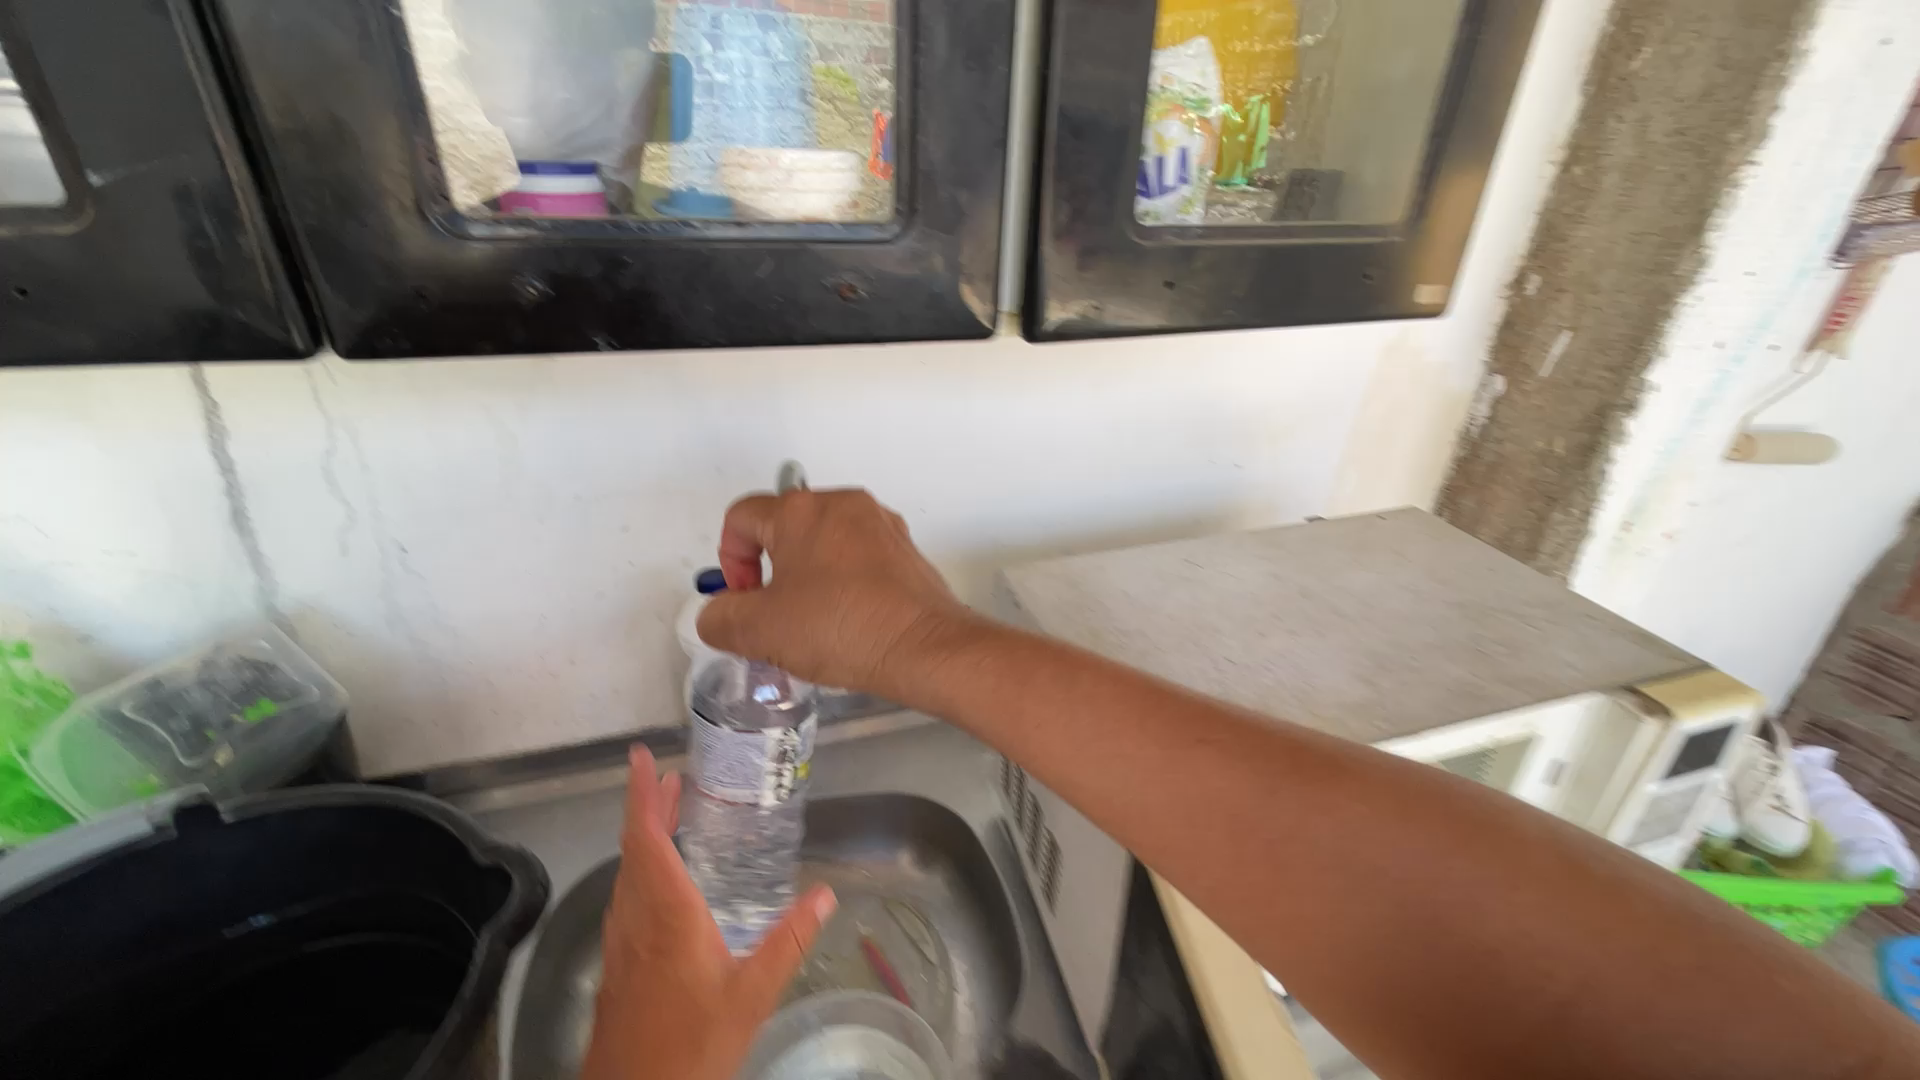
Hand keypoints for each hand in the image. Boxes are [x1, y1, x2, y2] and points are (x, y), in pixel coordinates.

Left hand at [582, 747, 837, 1079]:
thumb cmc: (691, 1044)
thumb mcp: (752, 995)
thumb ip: (789, 942)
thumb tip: (827, 894)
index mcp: (667, 913)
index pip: (647, 838)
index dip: (642, 795)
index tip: (641, 758)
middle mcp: (638, 916)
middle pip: (635, 847)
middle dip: (648, 805)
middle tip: (667, 774)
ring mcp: (623, 940)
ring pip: (628, 871)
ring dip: (644, 834)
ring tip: (667, 810)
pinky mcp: (620, 961)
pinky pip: (628, 895)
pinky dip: (643, 866)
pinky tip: (663, 878)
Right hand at [697, 489, 978, 698]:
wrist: (923, 646)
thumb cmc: (838, 628)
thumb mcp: (758, 630)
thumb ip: (719, 618)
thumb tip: (719, 614)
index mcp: (801, 509)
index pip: (742, 516)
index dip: (729, 558)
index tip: (744, 598)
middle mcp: (843, 504)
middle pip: (785, 528)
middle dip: (770, 570)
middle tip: (774, 615)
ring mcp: (881, 524)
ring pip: (824, 543)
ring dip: (807, 578)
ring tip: (812, 624)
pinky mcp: (906, 550)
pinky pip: (859, 558)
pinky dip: (843, 583)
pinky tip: (848, 622)